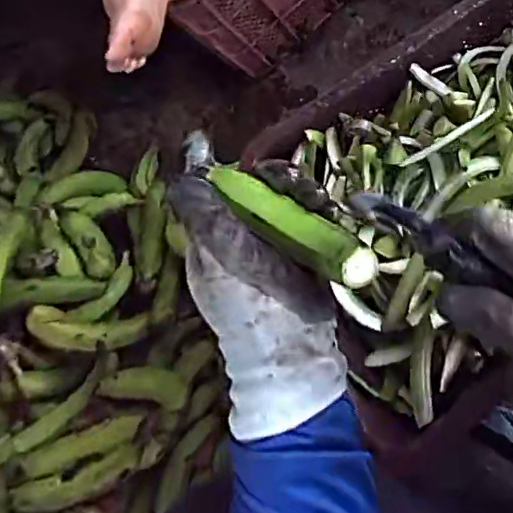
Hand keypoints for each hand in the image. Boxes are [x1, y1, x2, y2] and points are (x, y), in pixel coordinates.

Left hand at [167, 170, 345, 439]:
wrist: (289, 350)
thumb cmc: (242, 301)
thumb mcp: (213, 251)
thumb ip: (198, 207)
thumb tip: (182, 162)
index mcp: (221, 227)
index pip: (236, 181)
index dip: (250, 169)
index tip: (264, 171)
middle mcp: (252, 229)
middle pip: (273, 185)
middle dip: (287, 181)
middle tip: (299, 188)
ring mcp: (285, 240)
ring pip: (300, 199)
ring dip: (310, 195)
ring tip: (318, 203)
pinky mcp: (314, 250)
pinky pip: (322, 219)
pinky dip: (327, 214)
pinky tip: (330, 215)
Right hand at [438, 208, 512, 388]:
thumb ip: (489, 315)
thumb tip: (444, 296)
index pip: (477, 220)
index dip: (450, 237)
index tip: (438, 266)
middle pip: (489, 227)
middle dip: (472, 258)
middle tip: (473, 301)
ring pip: (507, 234)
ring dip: (494, 262)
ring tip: (504, 304)